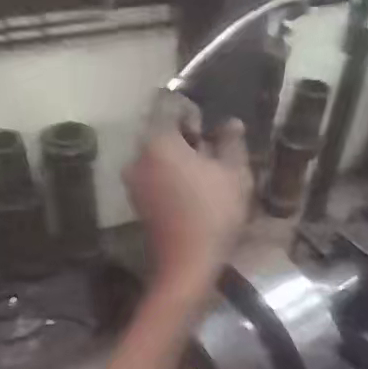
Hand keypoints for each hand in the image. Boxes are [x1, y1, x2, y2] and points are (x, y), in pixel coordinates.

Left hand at [124, 92, 251, 297]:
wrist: (186, 266)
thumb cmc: (213, 213)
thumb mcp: (234, 173)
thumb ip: (231, 141)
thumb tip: (230, 123)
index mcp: (157, 141)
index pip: (167, 102)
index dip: (190, 108)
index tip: (208, 130)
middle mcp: (137, 156)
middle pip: (159, 128)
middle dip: (186, 134)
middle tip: (212, 153)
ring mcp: (133, 181)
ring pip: (156, 154)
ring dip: (179, 156)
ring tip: (206, 175)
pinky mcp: (137, 201)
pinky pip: (154, 174)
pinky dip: (171, 175)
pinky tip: (193, 192)